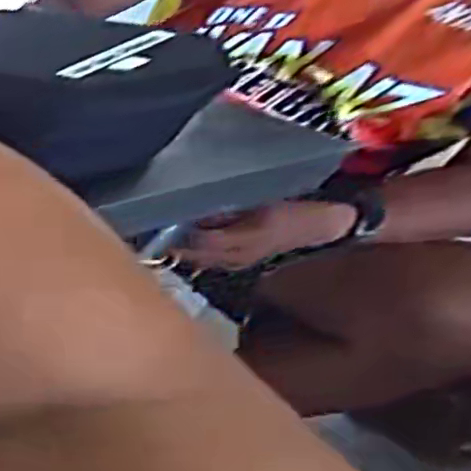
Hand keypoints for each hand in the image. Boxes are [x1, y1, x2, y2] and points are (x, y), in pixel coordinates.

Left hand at [170, 200, 356, 270]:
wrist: (317, 228)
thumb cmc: (289, 210)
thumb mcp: (260, 203)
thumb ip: (226, 211)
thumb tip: (193, 214)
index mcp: (252, 234)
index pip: (208, 240)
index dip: (185, 233)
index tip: (167, 223)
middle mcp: (242, 253)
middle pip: (196, 255)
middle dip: (174, 245)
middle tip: (154, 234)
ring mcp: (237, 263)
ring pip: (197, 262)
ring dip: (179, 252)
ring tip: (162, 240)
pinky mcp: (235, 267)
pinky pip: (205, 263)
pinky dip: (191, 256)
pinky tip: (180, 247)